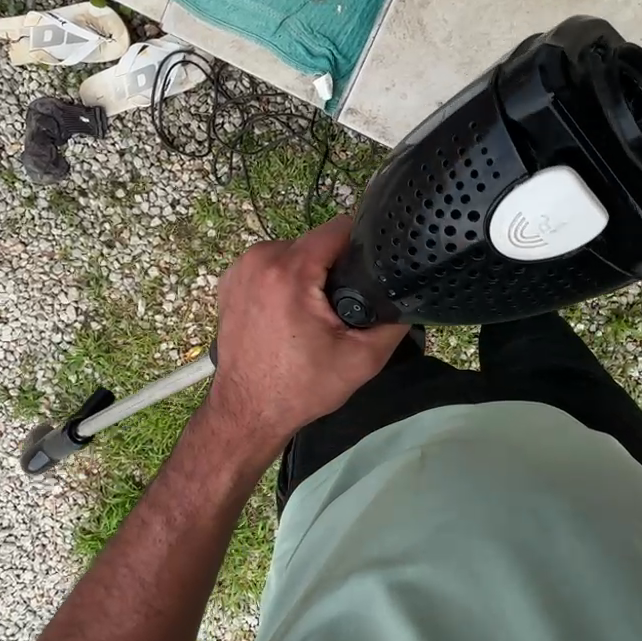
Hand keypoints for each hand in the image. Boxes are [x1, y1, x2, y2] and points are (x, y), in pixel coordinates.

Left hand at [204, 214, 408, 461]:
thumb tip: (410, 295)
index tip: (370, 273)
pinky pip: (273, 265)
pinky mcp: (231, 280)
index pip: (338, 229)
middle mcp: (260, 259)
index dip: (362, 247)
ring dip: (311, 274)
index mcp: (289, 270)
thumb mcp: (362, 359)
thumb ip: (394, 321)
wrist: (248, 412)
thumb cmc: (300, 387)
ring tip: (319, 313)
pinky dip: (286, 281)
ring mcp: (241, 268)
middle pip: (316, 241)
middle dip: (335, 267)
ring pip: (295, 252)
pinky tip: (292, 314)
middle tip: (342, 307)